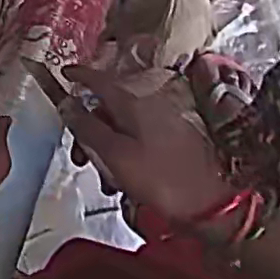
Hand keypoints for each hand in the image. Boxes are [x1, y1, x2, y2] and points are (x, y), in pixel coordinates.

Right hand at [54, 64, 233, 222]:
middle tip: (78, 156)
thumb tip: (66, 103)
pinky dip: (125, 154)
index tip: (63, 73)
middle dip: (88, 129)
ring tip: (105, 180)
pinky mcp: (173, 140)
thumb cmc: (161, 177)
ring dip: (105, 148)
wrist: (217, 205)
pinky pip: (137, 138)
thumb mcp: (115, 154)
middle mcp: (148, 104)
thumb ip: (87, 127)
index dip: (78, 75)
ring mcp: (163, 121)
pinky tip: (125, 181)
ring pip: (121, 126)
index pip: (98, 79)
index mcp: (132, 102)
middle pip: (107, 107)